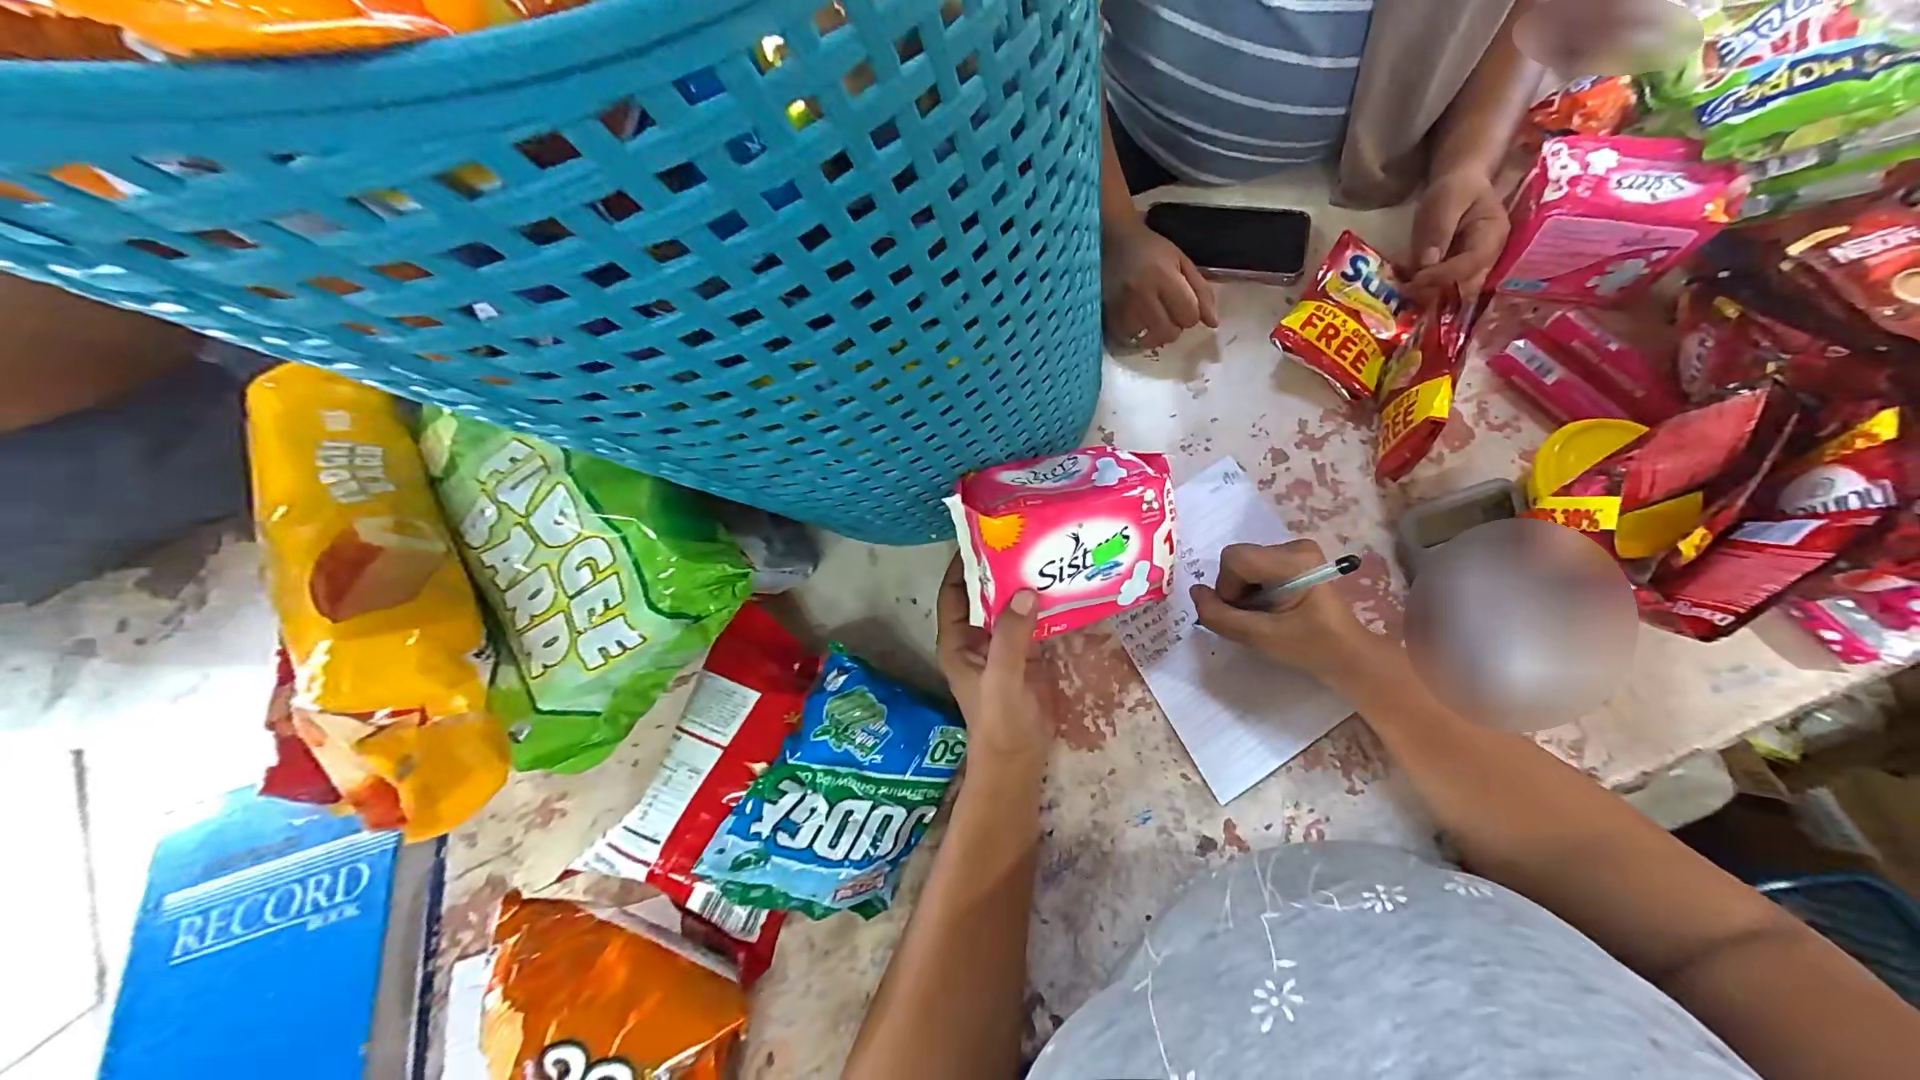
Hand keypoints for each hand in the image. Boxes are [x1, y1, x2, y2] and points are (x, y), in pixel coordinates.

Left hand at [936, 555, 1053, 765]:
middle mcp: (978, 637)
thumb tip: (1026, 591)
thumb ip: (1011, 637)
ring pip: (1011, 606)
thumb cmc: (1000, 721)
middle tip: (1025, 538)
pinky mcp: (1028, 654)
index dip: (963, 565)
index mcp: (958, 641)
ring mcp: (1003, 645)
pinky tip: (1063, 587)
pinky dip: (1045, 606)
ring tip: (1046, 554)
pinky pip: (1033, 622)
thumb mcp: (1002, 678)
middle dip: (1001, 569)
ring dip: (1024, 585)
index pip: (954, 592)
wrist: (1020, 759)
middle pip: (985, 594)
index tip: (983, 536)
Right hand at [1102, 218, 1218, 349]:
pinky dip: (1137, 334)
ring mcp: (1123, 309)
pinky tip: (1137, 321)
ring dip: (1156, 331)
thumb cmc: (1151, 250)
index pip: (1189, 315)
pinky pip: (1131, 340)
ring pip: (1151, 339)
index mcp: (1164, 277)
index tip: (1183, 303)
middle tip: (1168, 311)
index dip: (1191, 313)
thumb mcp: (1182, 262)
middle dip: (1175, 325)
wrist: (1112, 242)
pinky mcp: (1109, 317)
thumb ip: (1201, 292)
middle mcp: (1143, 295)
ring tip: (1152, 316)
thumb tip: (1213, 323)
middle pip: (1170, 332)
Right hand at [1189, 540, 1383, 684]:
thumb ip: (1221, 616)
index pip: (1234, 559)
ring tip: (1264, 614)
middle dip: (1235, 590)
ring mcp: (1296, 549)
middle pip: (1237, 559)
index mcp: (1295, 560)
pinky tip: (1270, 606)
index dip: (1227, 588)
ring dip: (1242, 590)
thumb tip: (1195, 592)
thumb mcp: (1260, 637)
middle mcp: (1295, 545)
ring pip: (1242, 563)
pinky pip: (1253, 565)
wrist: (1347, 654)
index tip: (1245, 613)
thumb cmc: (1310, 647)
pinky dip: (1251, 587)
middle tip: (1254, 617)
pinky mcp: (1294, 557)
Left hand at [1409, 170, 1509, 301]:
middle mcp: (1488, 256)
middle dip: (1436, 294)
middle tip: (1406, 292)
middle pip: (1466, 286)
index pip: (1470, 264)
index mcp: (1492, 235)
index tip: (1414, 280)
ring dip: (1429, 298)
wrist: (1458, 187)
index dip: (1442, 276)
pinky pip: (1444, 289)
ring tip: (1404, 294)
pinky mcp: (1457, 273)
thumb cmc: (1455, 190)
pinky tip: (1406, 291)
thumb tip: (1427, 263)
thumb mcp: (1445, 202)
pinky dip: (1425, 293)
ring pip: (1455, 293)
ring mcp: (1473, 267)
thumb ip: (1438, 230)